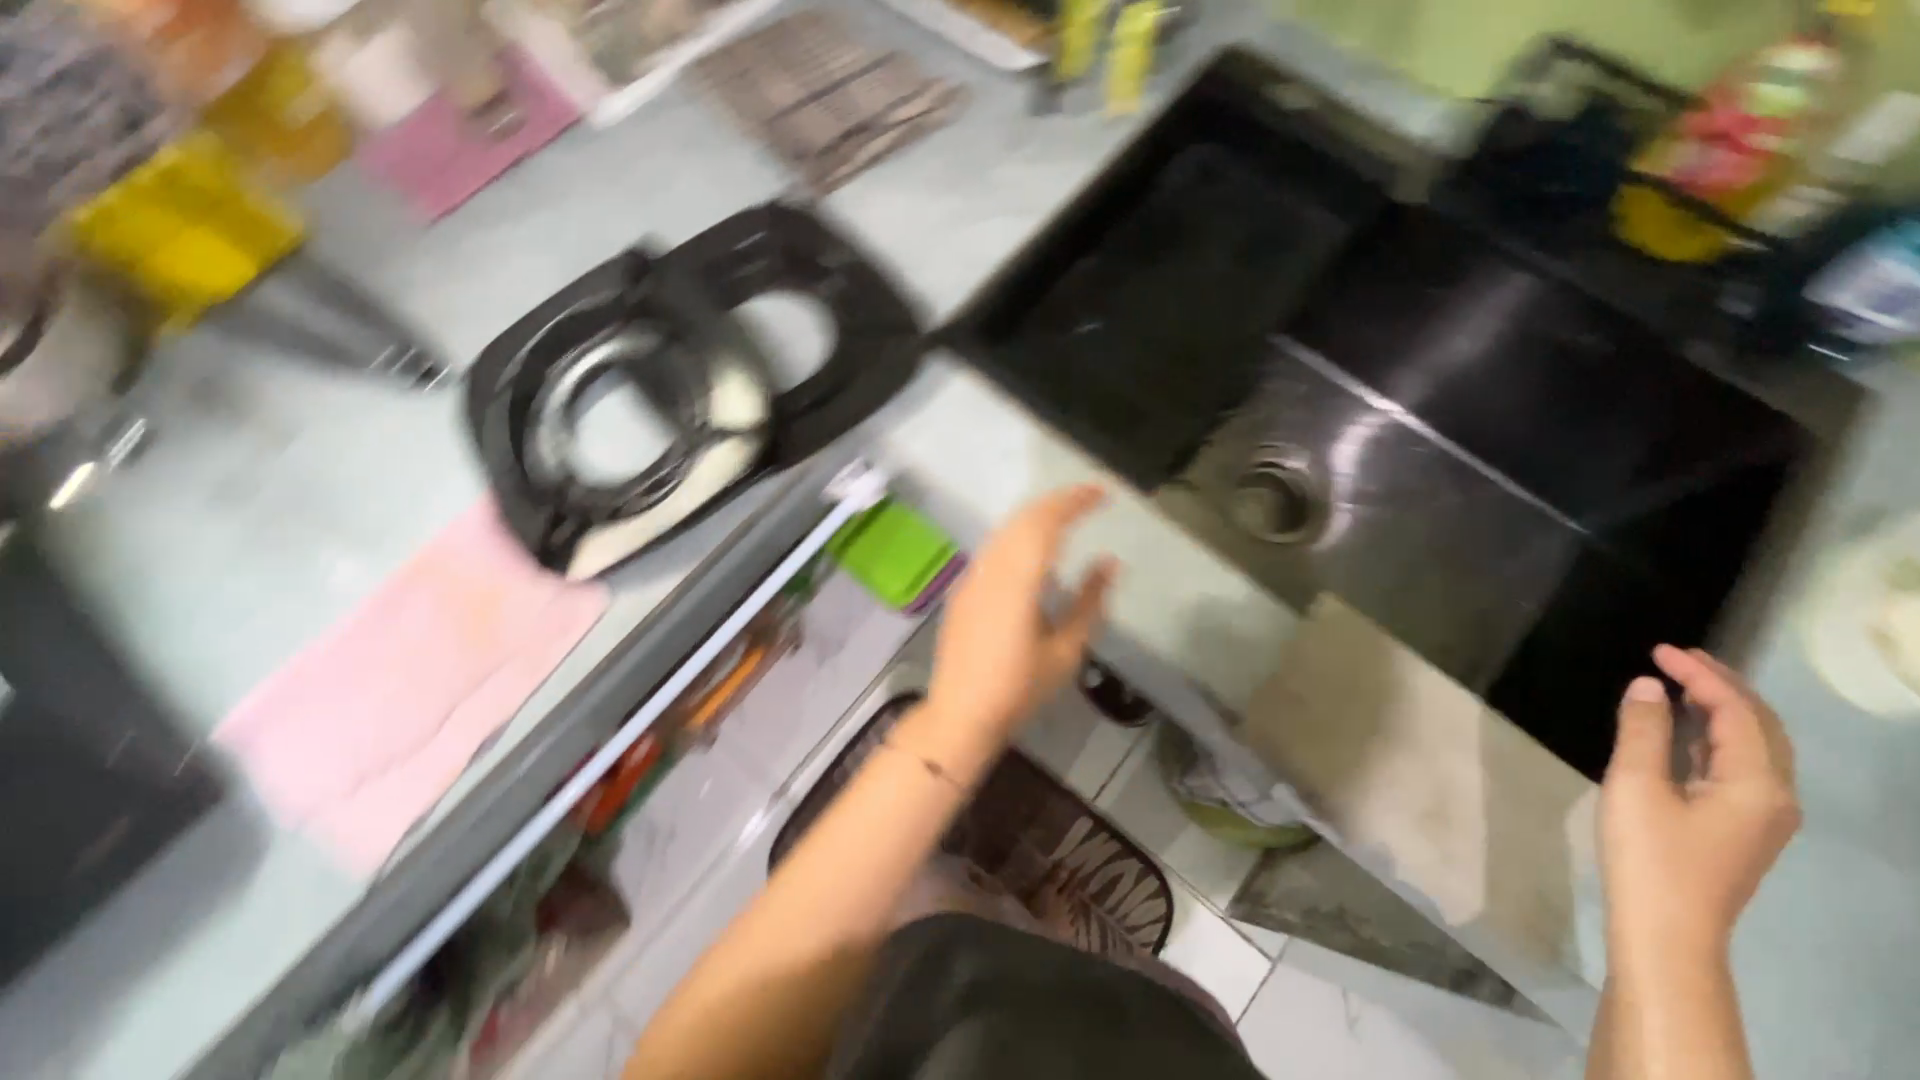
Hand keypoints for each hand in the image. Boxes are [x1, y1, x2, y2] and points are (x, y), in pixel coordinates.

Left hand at [922, 485, 1117, 751]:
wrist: (961, 714)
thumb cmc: (1019, 689)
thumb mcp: (1066, 651)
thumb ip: (1089, 602)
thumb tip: (1109, 562)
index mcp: (1018, 580)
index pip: (1046, 523)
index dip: (1074, 502)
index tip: (1102, 494)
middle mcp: (991, 569)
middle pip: (1023, 519)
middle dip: (1057, 502)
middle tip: (1089, 498)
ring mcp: (972, 578)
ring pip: (1005, 531)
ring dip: (1036, 517)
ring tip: (1067, 516)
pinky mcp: (963, 590)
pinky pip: (993, 548)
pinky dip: (1018, 535)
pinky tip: (1034, 548)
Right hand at [1601, 646, 1800, 970]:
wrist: (1667, 932)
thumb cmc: (1650, 856)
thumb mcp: (1635, 786)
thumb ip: (1644, 731)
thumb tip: (1650, 686)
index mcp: (1758, 782)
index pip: (1736, 711)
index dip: (1699, 674)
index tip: (1658, 649)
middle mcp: (1777, 795)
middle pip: (1761, 726)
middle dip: (1722, 685)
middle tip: (1677, 657)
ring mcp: (1764, 816)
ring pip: (1756, 747)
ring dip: (1722, 710)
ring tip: (1681, 685)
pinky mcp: (1743, 829)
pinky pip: (1742, 766)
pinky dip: (1717, 737)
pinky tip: (1685, 732)